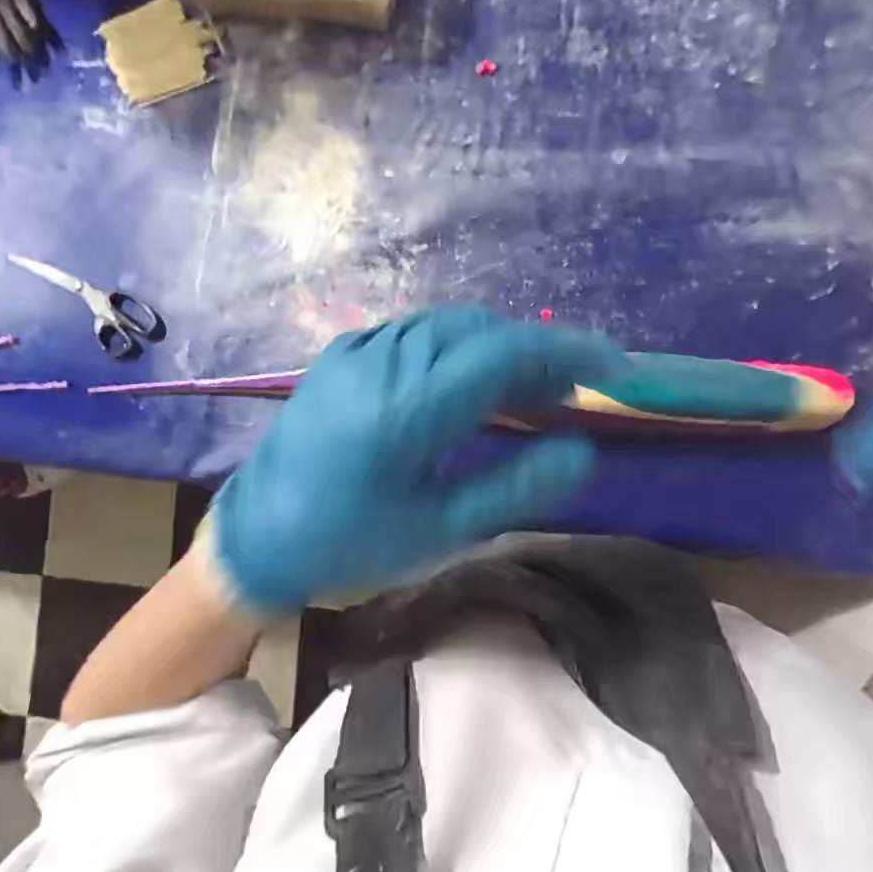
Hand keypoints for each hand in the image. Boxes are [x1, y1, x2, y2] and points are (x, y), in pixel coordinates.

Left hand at [211, 306, 626, 614]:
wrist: (256, 537)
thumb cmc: (349, 544)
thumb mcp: (441, 531)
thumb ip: (516, 486)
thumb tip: (582, 450)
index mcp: (409, 404)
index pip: (507, 351)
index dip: (571, 353)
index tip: (615, 370)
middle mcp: (382, 358)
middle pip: (480, 330)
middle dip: (534, 354)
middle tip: (565, 399)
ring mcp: (356, 350)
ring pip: (447, 327)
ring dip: (494, 349)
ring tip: (521, 396)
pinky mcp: (339, 355)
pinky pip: (413, 334)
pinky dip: (454, 350)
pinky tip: (462, 387)